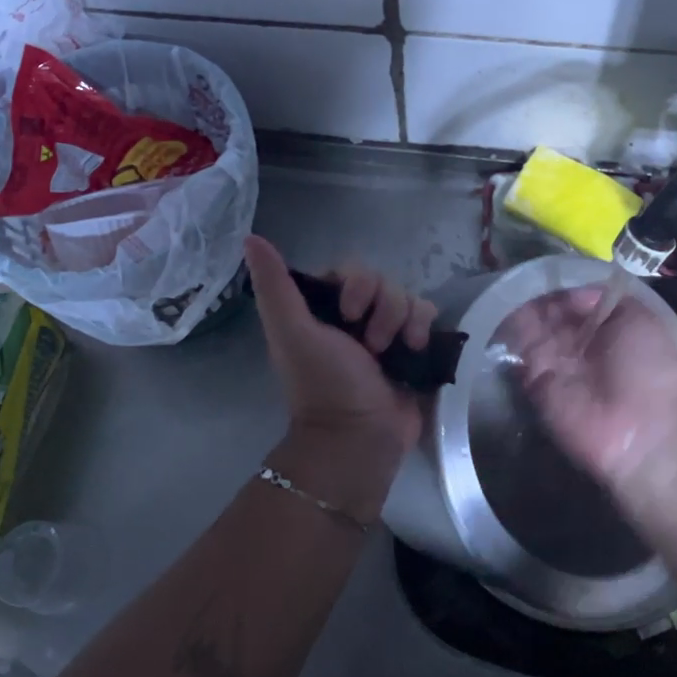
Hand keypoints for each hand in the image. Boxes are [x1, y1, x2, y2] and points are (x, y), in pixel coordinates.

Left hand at [243, 236, 432, 454]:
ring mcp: (386, 333)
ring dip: (403, 319)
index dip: (356, 284)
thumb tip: (250, 239)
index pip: (349, 270)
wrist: (358, 438)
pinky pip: (426, 314)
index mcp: (322, 310)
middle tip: (371, 343)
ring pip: (405, 295)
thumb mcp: (291, 331)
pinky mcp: (412, 348)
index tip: (348, 313)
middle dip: (383, 306)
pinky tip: (415, 348)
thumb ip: (274, 285)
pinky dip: (423, 326)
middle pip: (382, 280)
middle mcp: (354, 318)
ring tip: (392, 352)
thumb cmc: (322, 383)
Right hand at [503, 286, 676, 497]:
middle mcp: (577, 344)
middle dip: (533, 298)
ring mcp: (555, 364)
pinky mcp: (536, 386)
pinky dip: (505, 339)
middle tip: (517, 282)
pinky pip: (516, 358)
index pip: (571, 300)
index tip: (541, 274)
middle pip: (547, 314)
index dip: (557, 287)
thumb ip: (603, 298)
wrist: (643, 432)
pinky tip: (499, 320)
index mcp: (604, 326)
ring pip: (528, 332)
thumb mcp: (639, 319)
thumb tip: (569, 293)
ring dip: (517, 314)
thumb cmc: (649, 370)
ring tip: (504, 295)